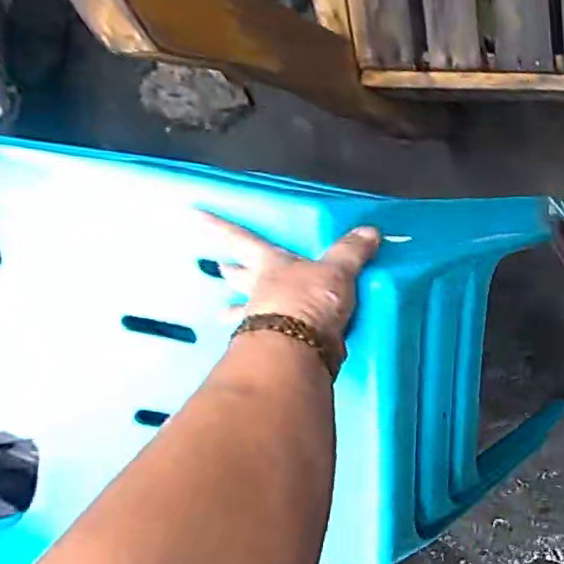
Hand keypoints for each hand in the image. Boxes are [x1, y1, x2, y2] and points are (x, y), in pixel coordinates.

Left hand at [202, 212, 380, 348]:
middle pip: (241, 276)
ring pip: (243, 309)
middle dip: (232, 270)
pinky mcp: (273, 345)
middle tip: (219, 266)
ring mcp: (262, 319)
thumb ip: (351, 252)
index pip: (244, 240)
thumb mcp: (336, 271)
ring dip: (234, 310)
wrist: (298, 348)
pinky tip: (263, 341)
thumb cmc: (308, 300)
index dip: (221, 227)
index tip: (194, 215)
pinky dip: (262, 336)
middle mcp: (261, 290)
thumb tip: (369, 230)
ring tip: (222, 313)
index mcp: (272, 266)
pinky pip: (264, 335)